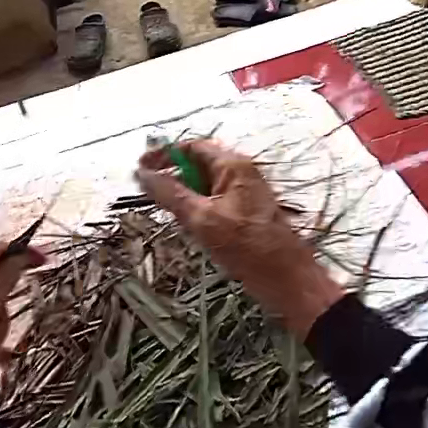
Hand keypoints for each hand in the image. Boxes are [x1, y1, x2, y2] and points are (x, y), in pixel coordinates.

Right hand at [136, 139, 344, 335]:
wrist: (287, 280)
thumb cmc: (246, 247)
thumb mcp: (201, 219)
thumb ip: (170, 194)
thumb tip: (142, 175)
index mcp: (233, 165)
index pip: (192, 147)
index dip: (163, 154)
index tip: (140, 169)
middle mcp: (240, 173)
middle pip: (197, 165)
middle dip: (172, 177)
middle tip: (149, 195)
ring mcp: (244, 193)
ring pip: (204, 186)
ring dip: (183, 196)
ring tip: (170, 216)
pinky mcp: (244, 213)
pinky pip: (213, 202)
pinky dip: (197, 210)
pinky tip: (190, 229)